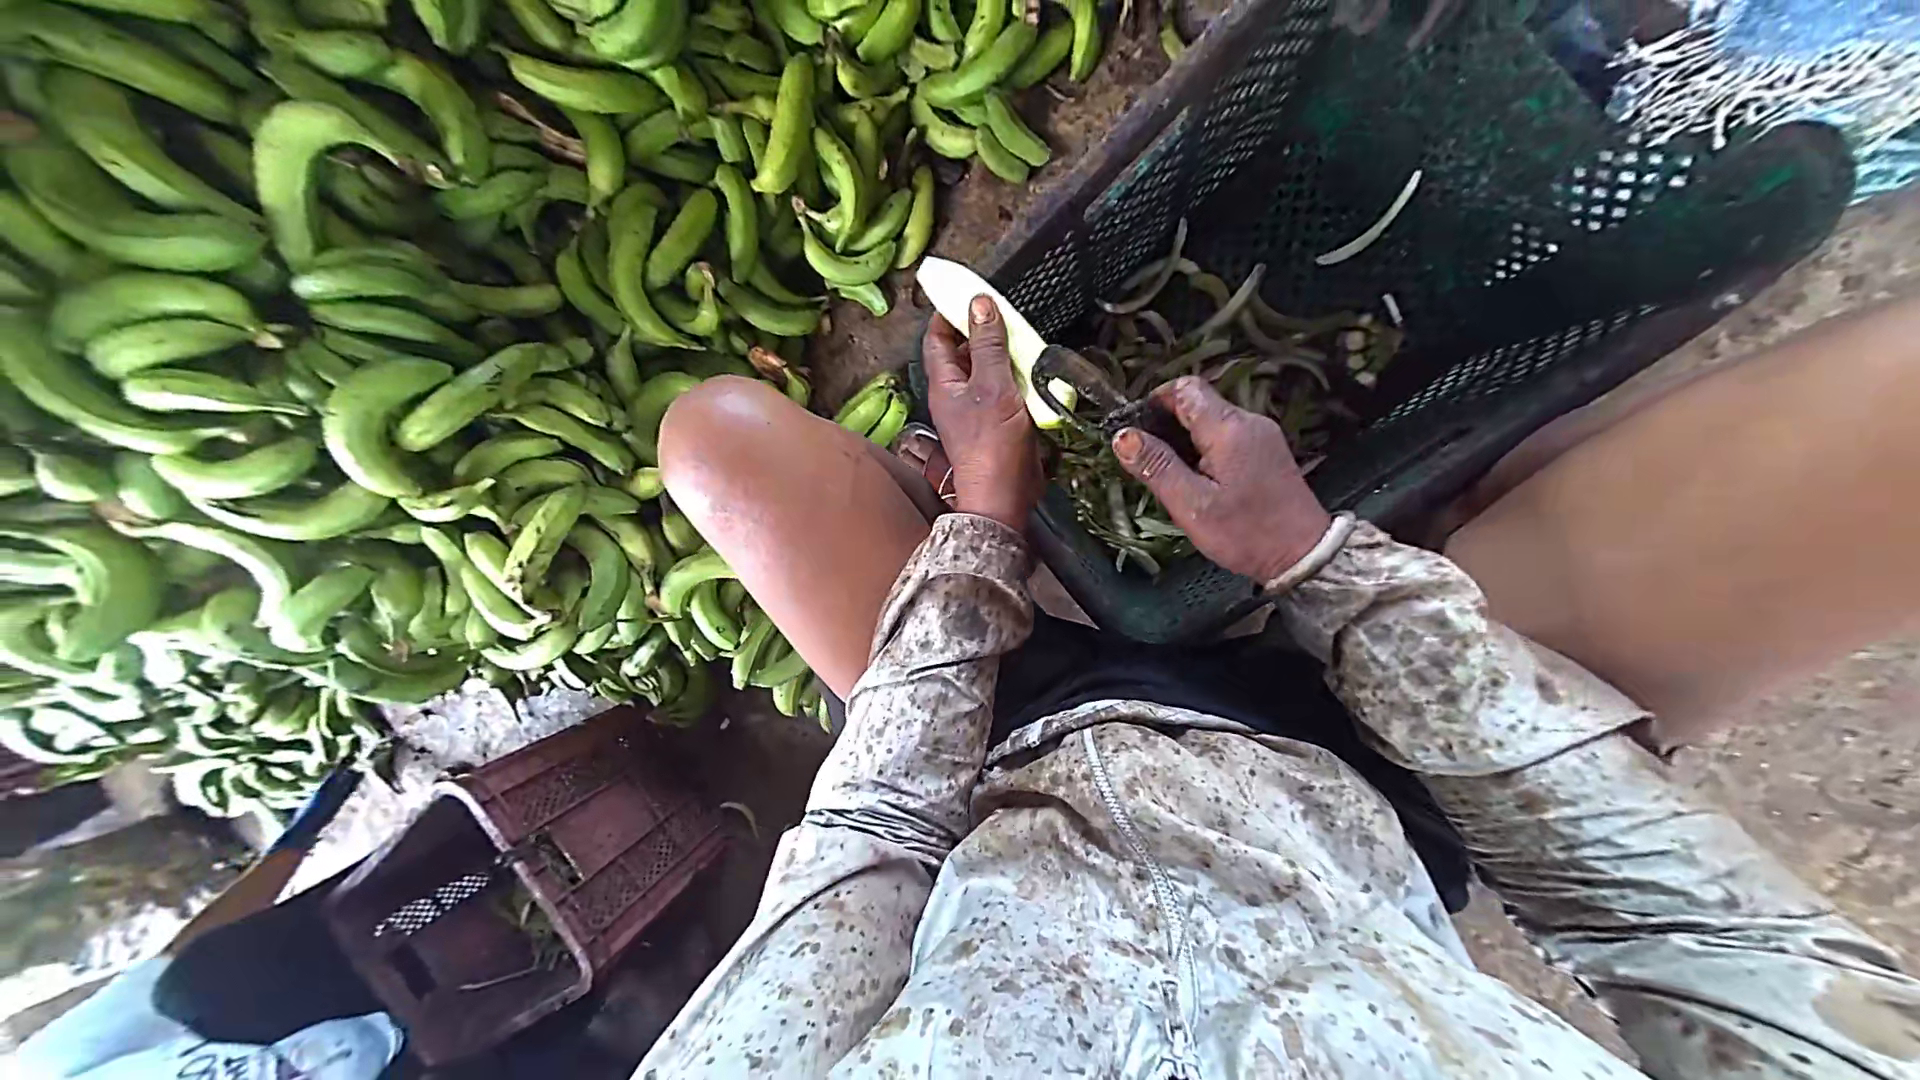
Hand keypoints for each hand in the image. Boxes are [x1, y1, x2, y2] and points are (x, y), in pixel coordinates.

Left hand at [923, 296, 1043, 530]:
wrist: (1005, 493)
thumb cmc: (991, 446)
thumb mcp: (991, 386)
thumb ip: (987, 345)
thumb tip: (979, 305)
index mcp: (944, 384)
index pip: (937, 338)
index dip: (949, 313)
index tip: (967, 293)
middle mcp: (956, 394)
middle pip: (964, 352)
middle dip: (982, 331)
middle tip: (1004, 312)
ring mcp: (977, 409)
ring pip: (987, 370)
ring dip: (1004, 354)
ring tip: (1022, 337)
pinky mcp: (998, 421)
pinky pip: (1005, 389)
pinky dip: (1017, 377)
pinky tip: (1033, 370)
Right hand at [1112, 376, 1332, 583]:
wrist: (1303, 555)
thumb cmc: (1245, 533)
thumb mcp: (1192, 504)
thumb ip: (1157, 466)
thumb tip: (1122, 437)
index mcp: (1228, 429)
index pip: (1185, 389)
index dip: (1155, 401)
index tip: (1135, 428)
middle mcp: (1248, 422)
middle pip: (1197, 402)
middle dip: (1166, 422)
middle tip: (1144, 457)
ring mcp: (1261, 435)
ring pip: (1210, 420)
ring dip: (1183, 437)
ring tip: (1165, 471)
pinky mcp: (1266, 451)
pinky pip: (1225, 436)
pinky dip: (1202, 448)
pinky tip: (1193, 477)